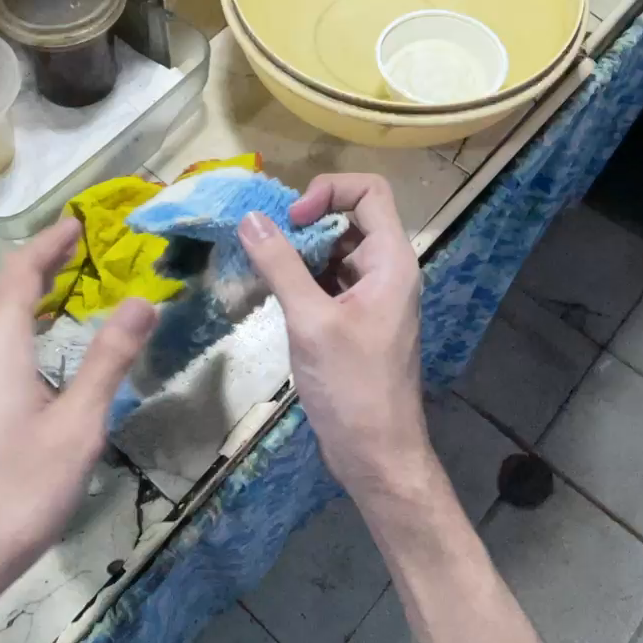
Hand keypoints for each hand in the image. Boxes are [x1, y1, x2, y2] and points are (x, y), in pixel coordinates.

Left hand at [0, 218, 155, 629]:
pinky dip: (4, 330)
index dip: (50, 243)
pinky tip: (22, 358)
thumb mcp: (77, 428)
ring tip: (55, 297)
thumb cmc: (14, 493)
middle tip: (75, 254)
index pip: (22, 271)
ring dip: (19, 298)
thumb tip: (143, 300)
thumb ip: (108, 360)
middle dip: (37, 265)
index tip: (78, 224)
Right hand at [237, 174, 432, 503]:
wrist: (375, 452)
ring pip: (334, 250)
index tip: (292, 220)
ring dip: (298, 250)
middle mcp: (385, 270)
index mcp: (391, 261)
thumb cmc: (351, 386)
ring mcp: (369, 295)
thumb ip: (281, 266)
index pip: (370, 191)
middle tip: (265, 242)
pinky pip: (327, 280)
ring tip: (259, 264)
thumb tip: (251, 218)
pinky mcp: (352, 319)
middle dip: (305, 221)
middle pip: (349, 217)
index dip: (329, 191)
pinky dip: (299, 276)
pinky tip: (270, 289)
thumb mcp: (311, 322)